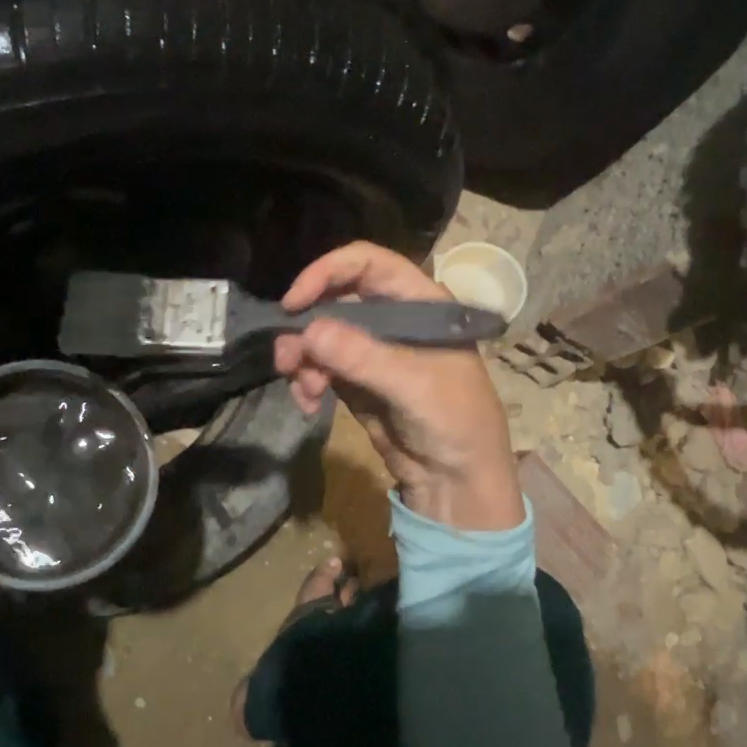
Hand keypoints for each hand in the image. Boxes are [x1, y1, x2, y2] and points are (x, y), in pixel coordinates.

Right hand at [273, 242, 524, 529]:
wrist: (458, 482)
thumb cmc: (455, 422)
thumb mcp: (414, 385)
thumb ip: (363, 356)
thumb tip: (308, 332)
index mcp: (420, 304)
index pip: (368, 265)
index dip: (328, 272)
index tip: (295, 302)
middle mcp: (394, 321)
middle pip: (336, 300)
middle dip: (307, 326)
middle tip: (287, 358)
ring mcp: (372, 353)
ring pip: (321, 337)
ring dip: (303, 359)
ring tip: (304, 390)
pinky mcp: (356, 384)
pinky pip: (320, 369)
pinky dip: (307, 382)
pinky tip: (308, 404)